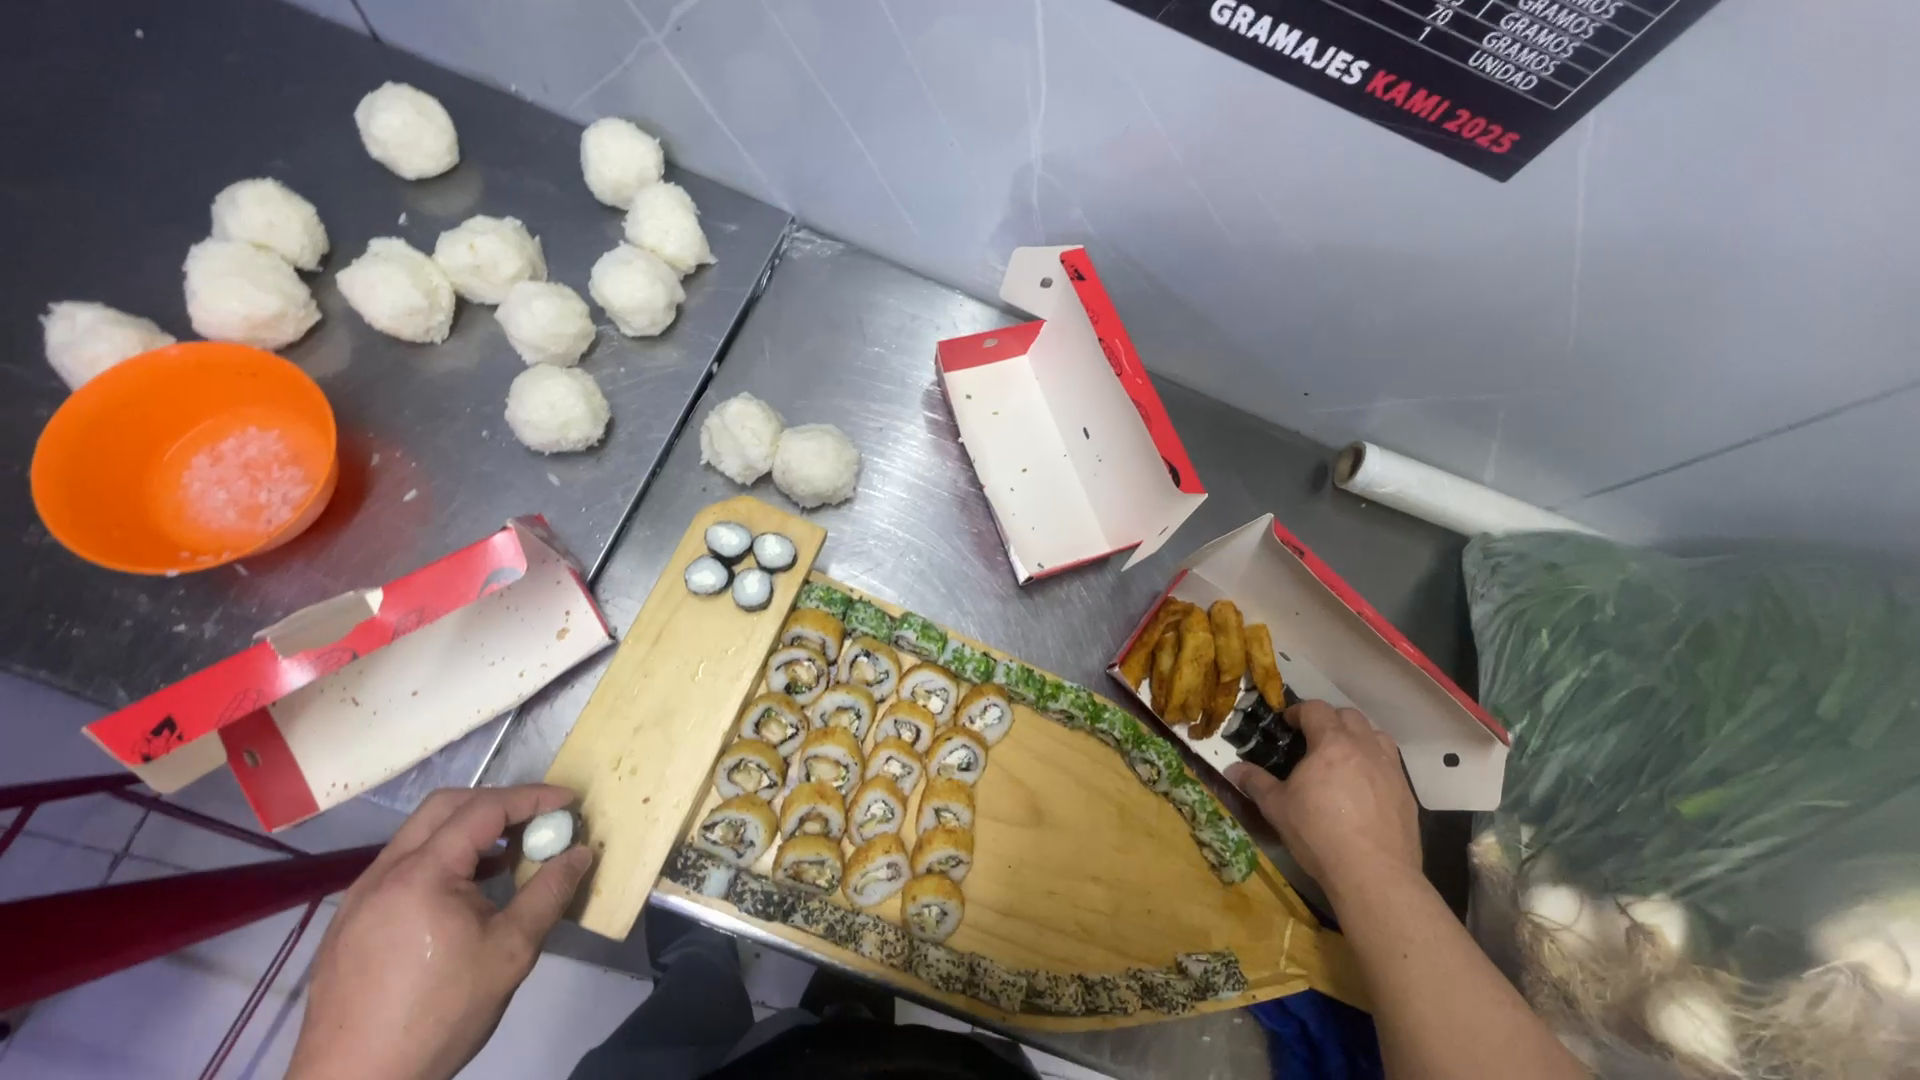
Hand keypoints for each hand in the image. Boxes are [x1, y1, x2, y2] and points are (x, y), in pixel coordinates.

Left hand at [287, 785, 592, 1079]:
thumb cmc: (439, 1014)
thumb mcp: (510, 952)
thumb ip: (549, 893)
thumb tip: (581, 853)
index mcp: (421, 873)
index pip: (484, 809)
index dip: (532, 798)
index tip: (569, 802)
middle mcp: (384, 871)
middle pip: (446, 806)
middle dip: (499, 802)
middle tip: (539, 819)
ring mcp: (361, 895)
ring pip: (420, 835)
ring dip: (469, 830)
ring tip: (510, 855)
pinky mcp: (351, 920)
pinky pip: (404, 865)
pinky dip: (444, 857)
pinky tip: (468, 891)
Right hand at [1226, 700, 1420, 906]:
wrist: (1373, 874)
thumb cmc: (1318, 834)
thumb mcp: (1277, 807)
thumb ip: (1255, 782)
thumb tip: (1232, 770)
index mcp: (1331, 744)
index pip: (1316, 709)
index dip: (1299, 712)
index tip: (1287, 724)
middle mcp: (1365, 748)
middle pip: (1349, 716)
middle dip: (1329, 720)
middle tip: (1313, 740)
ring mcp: (1391, 770)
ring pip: (1376, 735)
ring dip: (1358, 737)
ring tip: (1343, 758)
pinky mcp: (1407, 794)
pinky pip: (1391, 764)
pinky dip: (1375, 763)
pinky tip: (1364, 787)